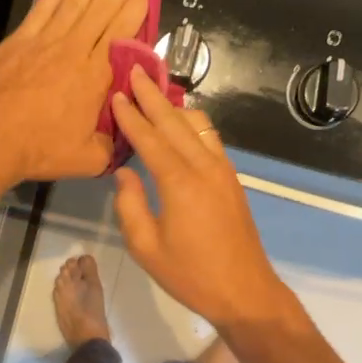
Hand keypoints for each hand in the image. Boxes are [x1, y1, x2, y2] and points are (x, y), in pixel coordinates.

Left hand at [0, 0, 148, 183]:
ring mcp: (44, 41)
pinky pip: (43, 7)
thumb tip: (127, 132)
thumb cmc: (41, 150)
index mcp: (96, 76)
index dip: (136, 7)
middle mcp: (74, 49)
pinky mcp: (19, 41)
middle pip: (102, 7)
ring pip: (75, 0)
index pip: (122, 32)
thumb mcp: (90, 158)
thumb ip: (113, 142)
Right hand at [109, 68, 296, 330]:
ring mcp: (223, 172)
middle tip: (135, 71)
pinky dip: (192, 124)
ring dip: (175, 107)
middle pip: (174, 122)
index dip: (131, 115)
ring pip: (198, 126)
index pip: (150, 138)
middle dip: (152, 96)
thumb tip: (124, 173)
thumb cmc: (191, 275)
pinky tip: (182, 124)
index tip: (116, 93)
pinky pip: (210, 140)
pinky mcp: (232, 181)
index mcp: (179, 182)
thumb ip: (130, 206)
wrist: (245, 291)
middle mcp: (204, 167)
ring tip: (156, 92)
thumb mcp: (147, 248)